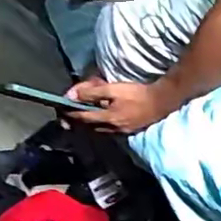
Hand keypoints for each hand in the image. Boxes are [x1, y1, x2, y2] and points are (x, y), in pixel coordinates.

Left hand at [61, 78, 179, 134]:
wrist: (162, 102)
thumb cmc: (137, 94)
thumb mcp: (112, 89)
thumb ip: (91, 92)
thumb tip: (70, 95)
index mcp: (107, 118)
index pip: (82, 116)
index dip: (69, 112)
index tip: (59, 108)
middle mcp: (113, 128)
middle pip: (90, 126)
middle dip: (78, 120)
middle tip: (68, 114)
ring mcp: (122, 131)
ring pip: (100, 129)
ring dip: (90, 123)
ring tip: (84, 116)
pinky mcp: (130, 129)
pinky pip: (111, 129)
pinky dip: (102, 124)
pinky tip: (103, 119)